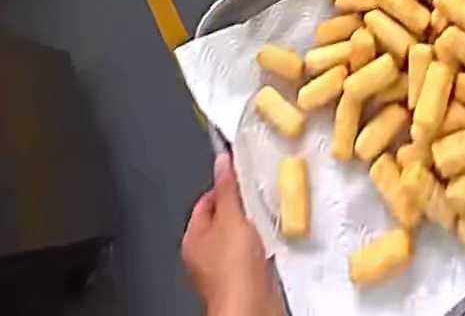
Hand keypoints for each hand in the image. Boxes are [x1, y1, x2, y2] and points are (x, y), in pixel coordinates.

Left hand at [181, 152, 282, 315]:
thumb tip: (222, 162)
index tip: (241, 173)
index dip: (224, 184)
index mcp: (193, 237)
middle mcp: (205, 253)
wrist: (251, 305)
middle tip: (256, 193)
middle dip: (242, 203)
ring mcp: (224, 265)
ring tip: (266, 213)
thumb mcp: (230, 215)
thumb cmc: (232, 268)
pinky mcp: (243, 275)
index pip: (207, 198)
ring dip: (255, 221)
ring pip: (241, 231)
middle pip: (225, 214)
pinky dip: (262, 239)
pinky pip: (253, 247)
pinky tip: (271, 235)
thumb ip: (227, 186)